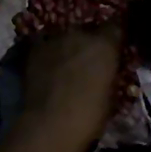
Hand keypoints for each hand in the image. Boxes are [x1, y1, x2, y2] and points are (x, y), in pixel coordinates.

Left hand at [19, 23, 122, 144]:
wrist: (50, 125)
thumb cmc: (89, 116)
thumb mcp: (111, 94)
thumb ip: (109, 72)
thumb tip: (107, 68)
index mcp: (104, 44)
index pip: (115, 26)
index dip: (114, 37)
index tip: (113, 47)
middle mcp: (80, 33)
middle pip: (87, 30)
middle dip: (89, 41)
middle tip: (88, 59)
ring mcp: (55, 38)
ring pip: (65, 36)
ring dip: (68, 46)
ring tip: (66, 63)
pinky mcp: (35, 48)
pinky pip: (46, 44)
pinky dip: (49, 52)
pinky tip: (48, 66)